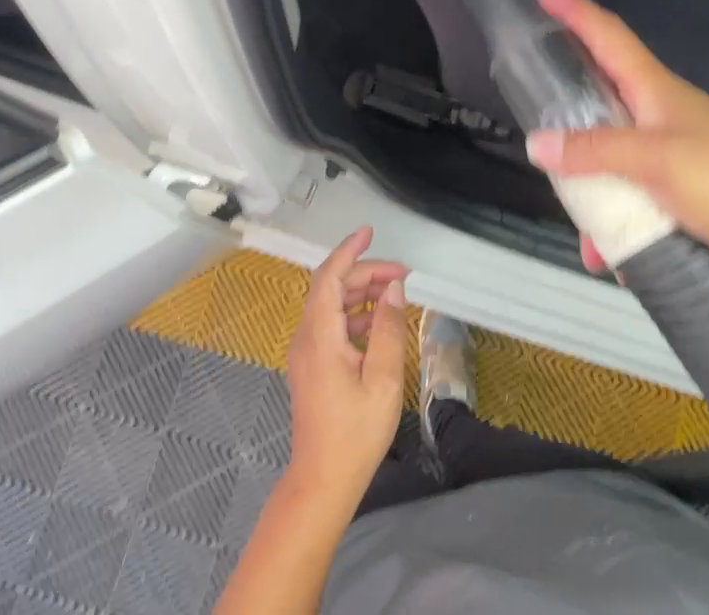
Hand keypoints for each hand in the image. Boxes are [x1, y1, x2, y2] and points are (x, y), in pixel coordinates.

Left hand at [284, 227, 408, 498]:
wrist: (324, 478)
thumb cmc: (356, 431)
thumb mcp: (383, 378)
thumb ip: (389, 328)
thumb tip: (393, 288)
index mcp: (319, 336)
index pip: (329, 277)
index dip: (349, 250)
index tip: (369, 231)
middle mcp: (305, 338)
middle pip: (330, 289)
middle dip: (364, 273)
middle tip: (403, 273)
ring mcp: (305, 353)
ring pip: (331, 307)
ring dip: (361, 294)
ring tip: (396, 292)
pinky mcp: (311, 367)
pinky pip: (331, 327)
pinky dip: (355, 316)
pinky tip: (380, 323)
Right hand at [524, 0, 708, 276]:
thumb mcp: (656, 162)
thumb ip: (595, 151)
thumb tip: (537, 145)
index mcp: (654, 89)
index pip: (606, 35)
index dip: (571, 8)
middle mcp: (657, 112)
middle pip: (597, 95)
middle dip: (563, 108)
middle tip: (532, 117)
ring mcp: (668, 149)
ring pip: (608, 155)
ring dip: (589, 188)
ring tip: (580, 228)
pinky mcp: (678, 185)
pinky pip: (630, 193)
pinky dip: (616, 219)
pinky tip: (610, 254)